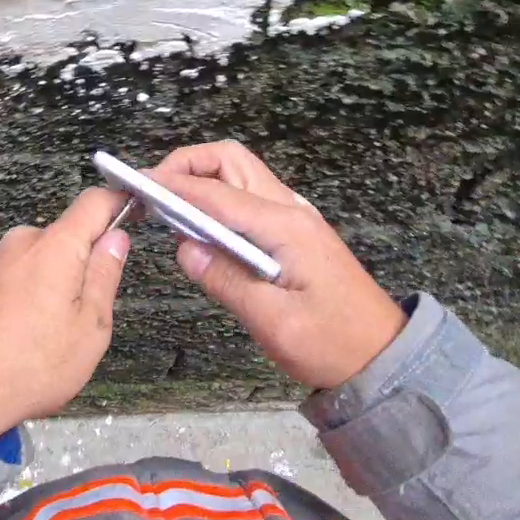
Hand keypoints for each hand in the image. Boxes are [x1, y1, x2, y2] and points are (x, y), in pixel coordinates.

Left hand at [0, 188, 131, 444]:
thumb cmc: (28, 368)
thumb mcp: (89, 329)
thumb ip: (105, 275)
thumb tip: (116, 238)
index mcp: (55, 247)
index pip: (94, 202)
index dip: (119, 202)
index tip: (135, 209)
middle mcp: (21, 241)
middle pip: (65, 235)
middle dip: (81, 263)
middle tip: (83, 314)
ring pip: (39, 257)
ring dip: (50, 282)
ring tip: (44, 333)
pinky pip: (13, 272)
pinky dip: (25, 293)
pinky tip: (18, 333)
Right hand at [151, 142, 407, 389]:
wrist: (382, 358)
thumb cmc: (331, 345)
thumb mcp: (275, 324)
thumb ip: (227, 282)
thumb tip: (184, 249)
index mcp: (284, 227)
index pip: (217, 194)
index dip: (174, 186)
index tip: (137, 185)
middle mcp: (289, 209)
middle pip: (231, 160)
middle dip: (187, 164)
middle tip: (154, 191)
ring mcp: (292, 216)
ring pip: (239, 172)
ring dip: (201, 176)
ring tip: (169, 204)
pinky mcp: (292, 230)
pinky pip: (247, 194)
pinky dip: (216, 194)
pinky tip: (200, 224)